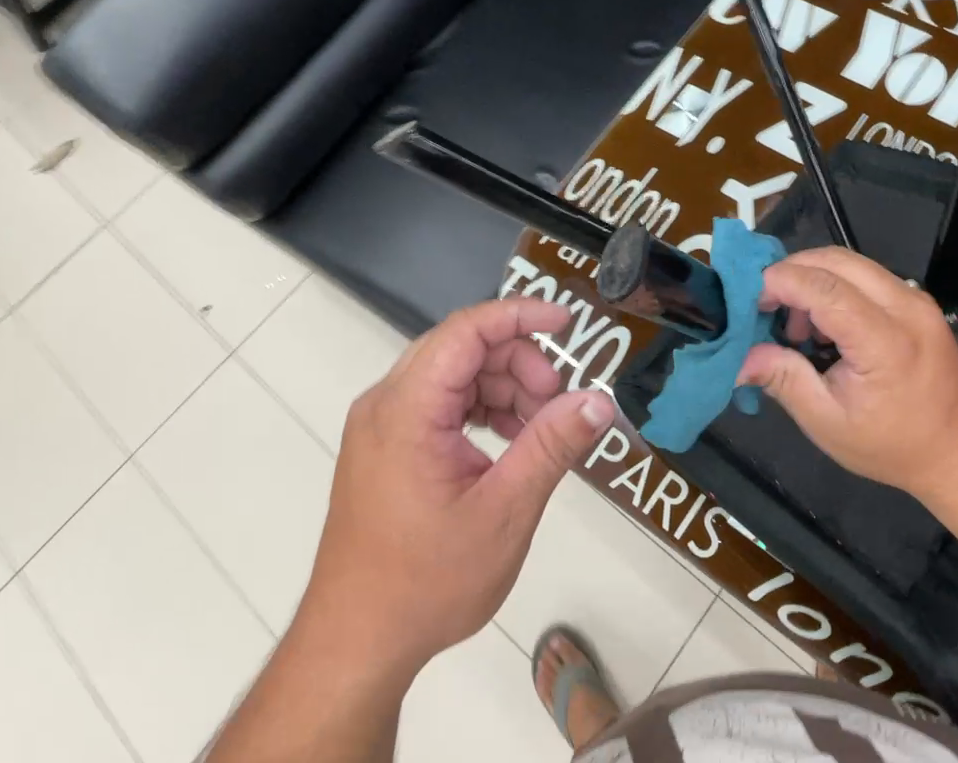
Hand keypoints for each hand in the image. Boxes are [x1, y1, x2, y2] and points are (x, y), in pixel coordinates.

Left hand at [302, 299, 614, 679]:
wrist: (357, 641)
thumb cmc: (428, 581)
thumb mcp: (505, 511)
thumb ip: (552, 446)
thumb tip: (600, 401)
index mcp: (406, 410)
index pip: (466, 331)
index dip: (520, 315)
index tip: (569, 325)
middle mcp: (385, 405)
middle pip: (460, 349)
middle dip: (518, 362)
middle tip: (558, 404)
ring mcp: (381, 427)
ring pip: (452, 376)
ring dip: (502, 388)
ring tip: (539, 431)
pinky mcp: (386, 448)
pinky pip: (440, 405)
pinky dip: (481, 412)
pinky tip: (511, 444)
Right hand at [738, 247, 957, 502]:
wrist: (954, 451)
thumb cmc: (888, 444)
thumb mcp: (826, 421)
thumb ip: (782, 379)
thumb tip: (737, 358)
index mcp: (886, 342)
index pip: (825, 287)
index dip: (781, 283)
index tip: (750, 302)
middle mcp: (906, 308)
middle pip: (837, 261)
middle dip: (792, 272)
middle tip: (765, 307)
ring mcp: (916, 300)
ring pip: (851, 261)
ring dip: (812, 278)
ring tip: (796, 323)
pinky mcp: (917, 301)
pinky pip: (867, 274)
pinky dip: (834, 284)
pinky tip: (823, 322)